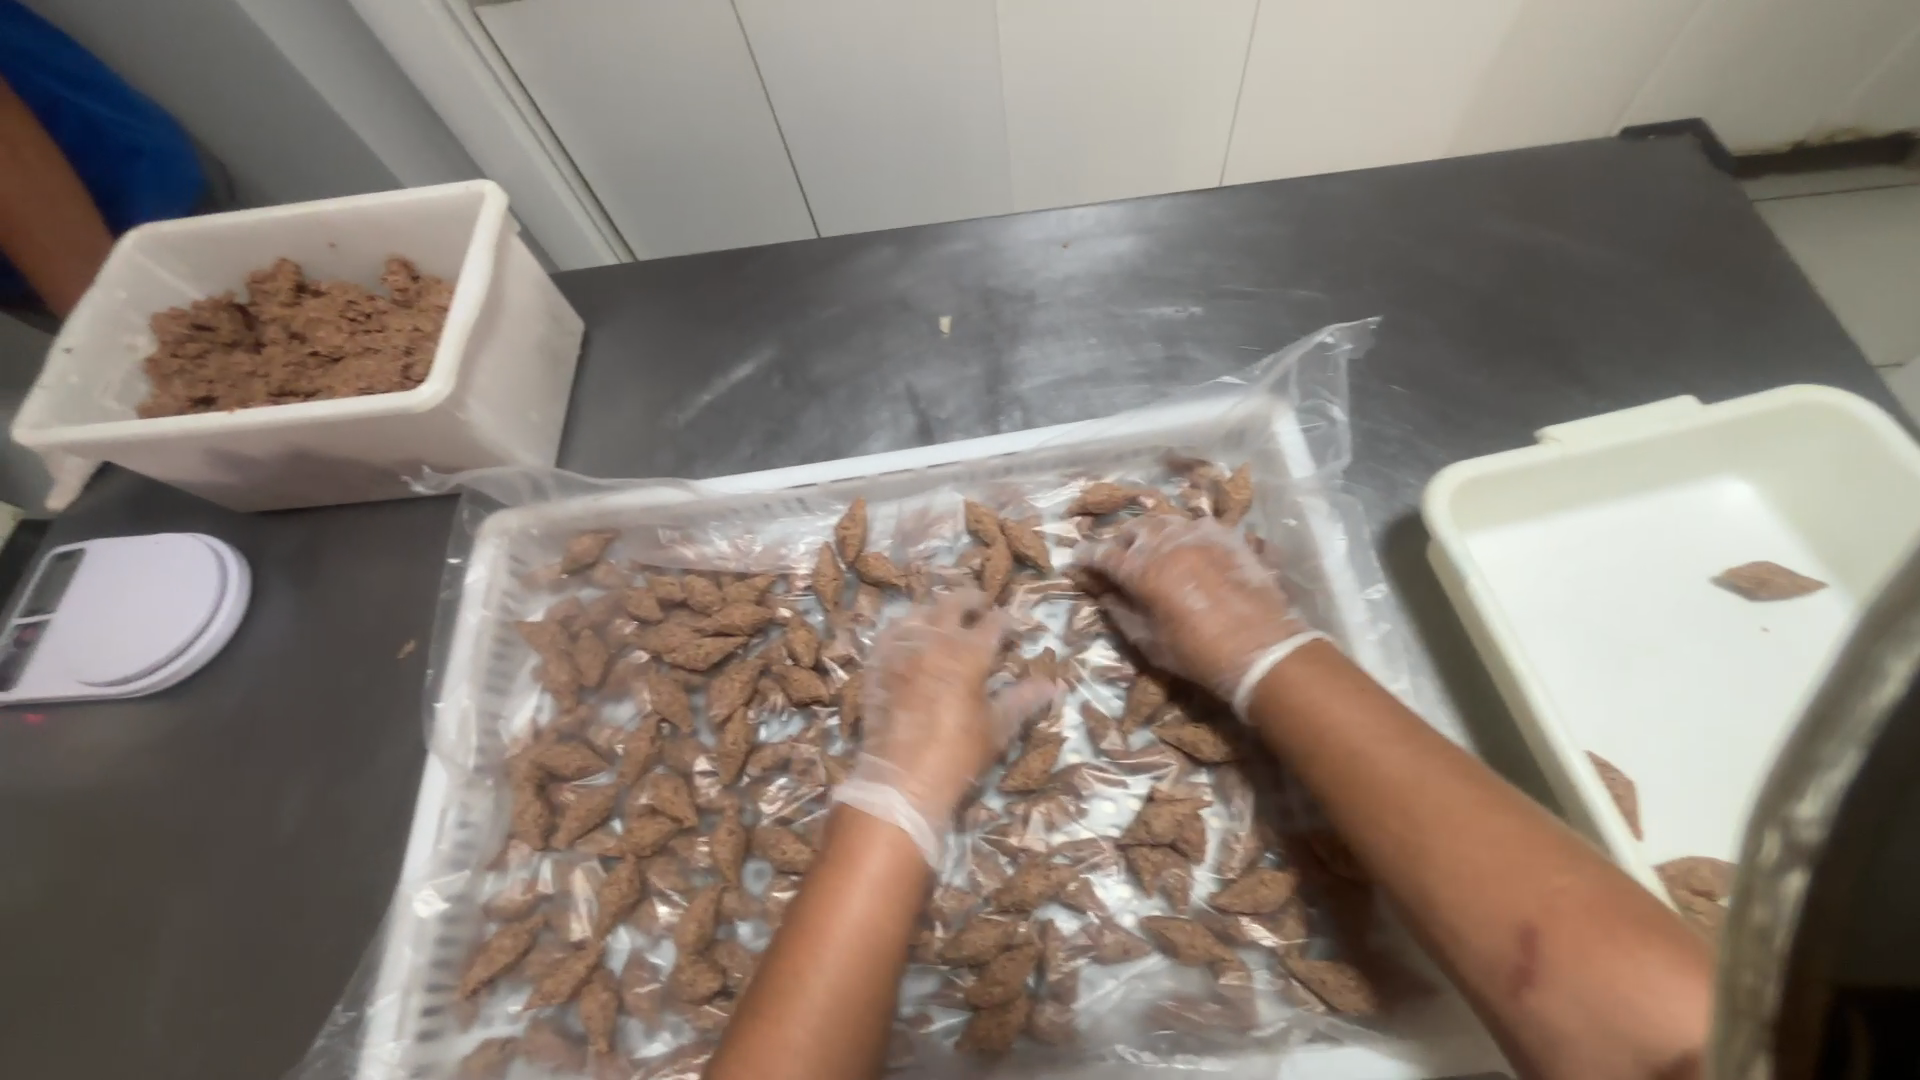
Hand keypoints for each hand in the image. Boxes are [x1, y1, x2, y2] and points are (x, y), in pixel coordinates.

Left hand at [834, 590, 1054, 863]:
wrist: (901, 778)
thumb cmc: (957, 753)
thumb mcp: (998, 727)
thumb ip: (1024, 699)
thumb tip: (1054, 684)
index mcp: (969, 651)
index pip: (995, 622)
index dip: (1009, 622)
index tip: (1016, 629)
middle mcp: (934, 638)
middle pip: (955, 602)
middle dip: (974, 601)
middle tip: (983, 607)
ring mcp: (901, 647)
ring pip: (920, 611)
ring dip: (938, 610)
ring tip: (947, 619)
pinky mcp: (877, 662)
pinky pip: (890, 631)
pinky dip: (906, 628)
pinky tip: (912, 636)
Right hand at [1077, 516, 1321, 713]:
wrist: (1261, 650)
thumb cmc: (1198, 653)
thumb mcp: (1148, 642)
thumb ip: (1121, 613)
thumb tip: (1104, 594)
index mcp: (1142, 570)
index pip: (1103, 554)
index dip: (1087, 556)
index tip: (1077, 559)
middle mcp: (1167, 543)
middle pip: (1134, 530)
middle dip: (1119, 541)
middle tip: (1116, 556)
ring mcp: (1200, 535)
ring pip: (1165, 522)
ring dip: (1151, 533)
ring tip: (1149, 547)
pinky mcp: (1228, 537)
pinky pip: (1198, 524)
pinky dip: (1184, 533)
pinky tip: (1186, 546)